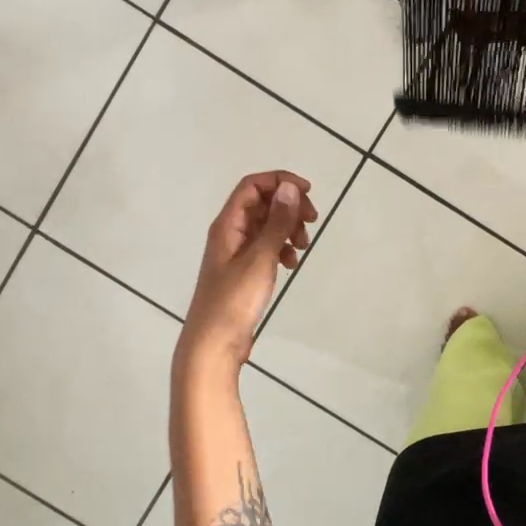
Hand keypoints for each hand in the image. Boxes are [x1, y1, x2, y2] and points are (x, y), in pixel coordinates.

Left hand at [180, 171, 318, 368]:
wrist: (214, 343)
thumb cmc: (234, 300)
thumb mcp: (260, 258)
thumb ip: (276, 223)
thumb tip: (290, 189)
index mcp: (227, 224)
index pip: (253, 186)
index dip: (280, 181)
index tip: (308, 193)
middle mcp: (230, 233)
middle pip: (262, 203)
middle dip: (289, 207)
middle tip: (311, 221)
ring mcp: (237, 252)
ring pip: (266, 226)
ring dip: (288, 229)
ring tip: (302, 247)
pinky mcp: (244, 271)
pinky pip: (266, 247)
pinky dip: (282, 248)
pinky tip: (291, 263)